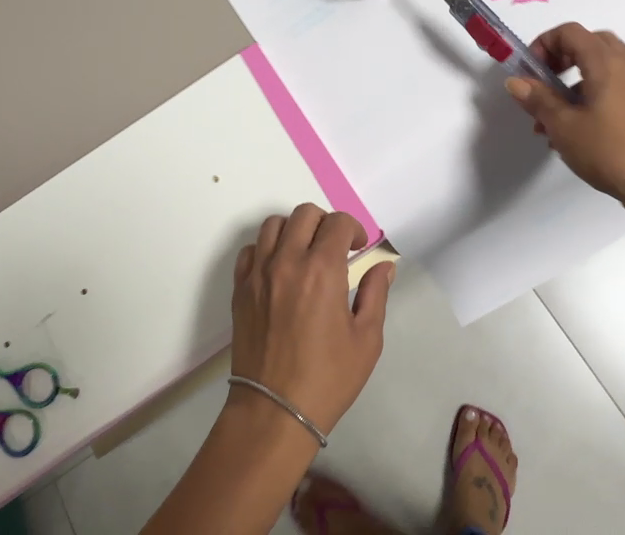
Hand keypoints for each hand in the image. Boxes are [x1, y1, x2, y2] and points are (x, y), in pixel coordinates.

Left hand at [229, 204, 394, 434]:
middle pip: (304, 214)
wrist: (275, 410)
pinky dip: (267, 248)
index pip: (337, 223)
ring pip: (273, 225)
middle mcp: (287, 261)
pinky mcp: (240, 289)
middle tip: (335, 247)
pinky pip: (251, 250)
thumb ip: (375, 295)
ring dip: (294, 230)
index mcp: (322, 270)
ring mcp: (259, 273)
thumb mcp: (366, 340)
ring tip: (306, 253)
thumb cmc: (328, 378)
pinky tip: (280, 269)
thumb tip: (383, 266)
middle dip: (325, 223)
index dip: (353, 228)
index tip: (358, 247)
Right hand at [505, 22, 624, 219]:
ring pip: (601, 70)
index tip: (530, 73)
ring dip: (573, 84)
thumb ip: (538, 100)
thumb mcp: (564, 126)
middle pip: (590, 44)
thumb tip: (516, 82)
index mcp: (606, 63)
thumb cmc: (610, 151)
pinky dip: (591, 98)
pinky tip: (577, 134)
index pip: (570, 32)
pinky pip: (613, 90)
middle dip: (561, 59)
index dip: (544, 44)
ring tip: (552, 121)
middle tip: (545, 85)